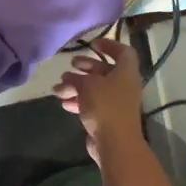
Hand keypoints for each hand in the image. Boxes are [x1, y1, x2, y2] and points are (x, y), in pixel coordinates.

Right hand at [54, 36, 144, 164]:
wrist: (115, 142)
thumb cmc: (105, 106)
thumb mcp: (87, 85)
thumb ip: (77, 79)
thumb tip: (68, 79)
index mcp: (126, 73)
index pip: (123, 52)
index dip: (109, 45)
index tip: (92, 44)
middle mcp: (124, 85)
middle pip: (105, 71)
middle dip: (87, 67)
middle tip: (70, 65)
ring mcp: (117, 103)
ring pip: (96, 88)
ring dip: (77, 86)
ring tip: (59, 88)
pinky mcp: (108, 117)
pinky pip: (93, 104)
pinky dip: (79, 101)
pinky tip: (64, 103)